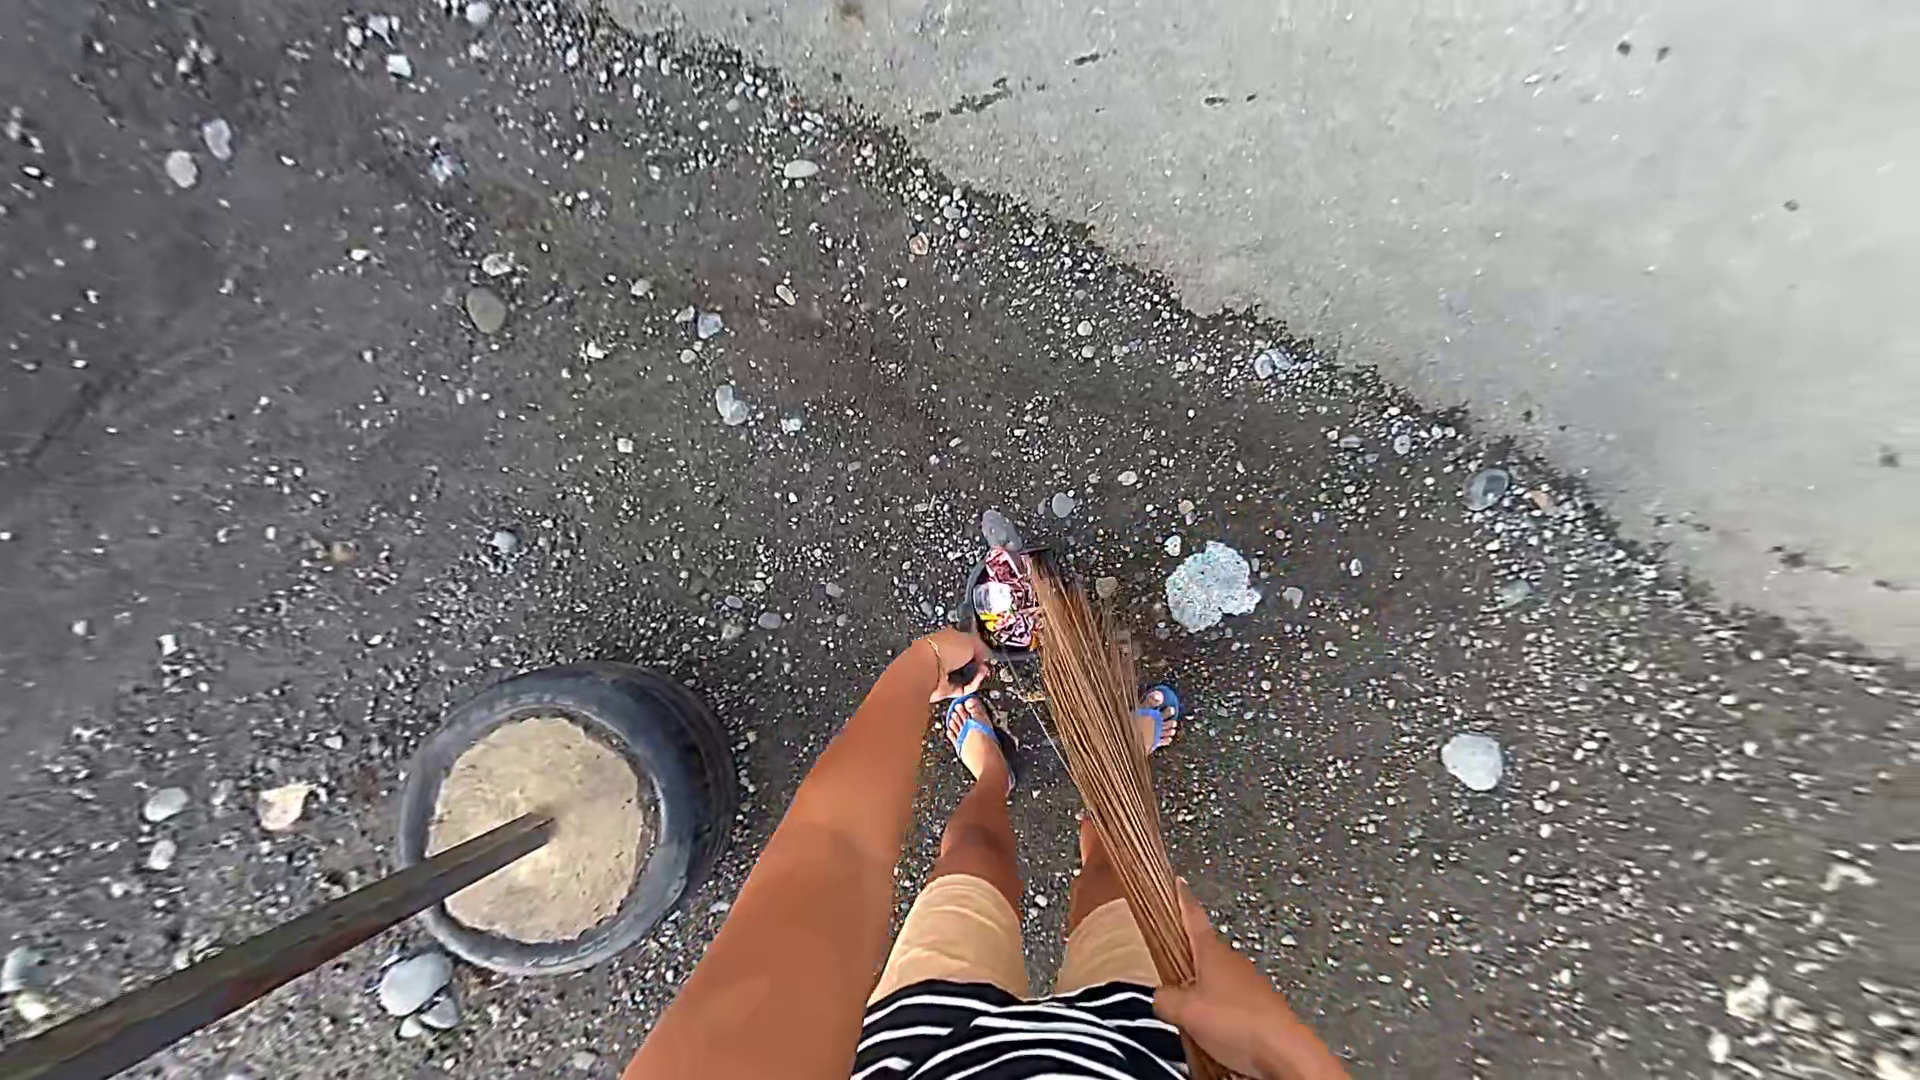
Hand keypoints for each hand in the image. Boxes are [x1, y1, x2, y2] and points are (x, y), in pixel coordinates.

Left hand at [914, 627, 989, 702]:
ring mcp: (944, 672)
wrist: (927, 669)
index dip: (977, 648)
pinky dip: (972, 684)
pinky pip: (963, 688)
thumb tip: (986, 653)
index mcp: (947, 637)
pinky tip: (976, 679)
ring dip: (977, 674)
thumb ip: (980, 645)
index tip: (986, 652)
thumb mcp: (970, 640)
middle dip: (978, 663)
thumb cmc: (942, 650)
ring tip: (982, 671)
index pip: (965, 642)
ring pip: (966, 675)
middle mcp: (944, 655)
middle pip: (966, 661)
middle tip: (985, 663)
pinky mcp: (945, 688)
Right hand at [1154, 882, 1348, 1079]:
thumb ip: (1165, 999)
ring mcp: (1251, 982)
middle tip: (1175, 981)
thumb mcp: (1186, 1011)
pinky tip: (1222, 1037)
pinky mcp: (1266, 1008)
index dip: (1184, 898)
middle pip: (1205, 953)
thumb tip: (1158, 997)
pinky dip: (1227, 1017)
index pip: (1193, 916)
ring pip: (1221, 982)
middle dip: (1191, 965)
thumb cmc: (1236, 1021)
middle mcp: (1231, 960)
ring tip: (1197, 1022)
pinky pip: (1237, 1006)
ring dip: (1209, 995)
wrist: (1287, 1054)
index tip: (1180, 881)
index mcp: (1210, 950)